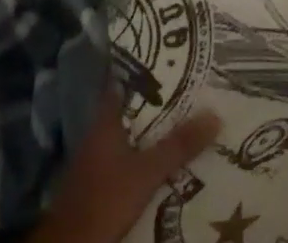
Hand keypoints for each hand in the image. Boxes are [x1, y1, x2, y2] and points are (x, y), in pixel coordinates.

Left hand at [30, 89, 220, 242]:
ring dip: (152, 131)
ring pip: (130, 135)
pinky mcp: (100, 181)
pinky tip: (165, 159)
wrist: (73, 242)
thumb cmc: (106, 197)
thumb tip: (214, 113)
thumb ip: (178, 145)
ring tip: (186, 123)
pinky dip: (145, 154)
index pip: (122, 84)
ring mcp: (97, 159)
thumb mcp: (147, 172)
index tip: (170, 63)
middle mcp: (98, 135)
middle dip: (157, 104)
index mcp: (105, 123)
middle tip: (190, 93)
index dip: (143, 72)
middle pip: (129, 110)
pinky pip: (127, 157)